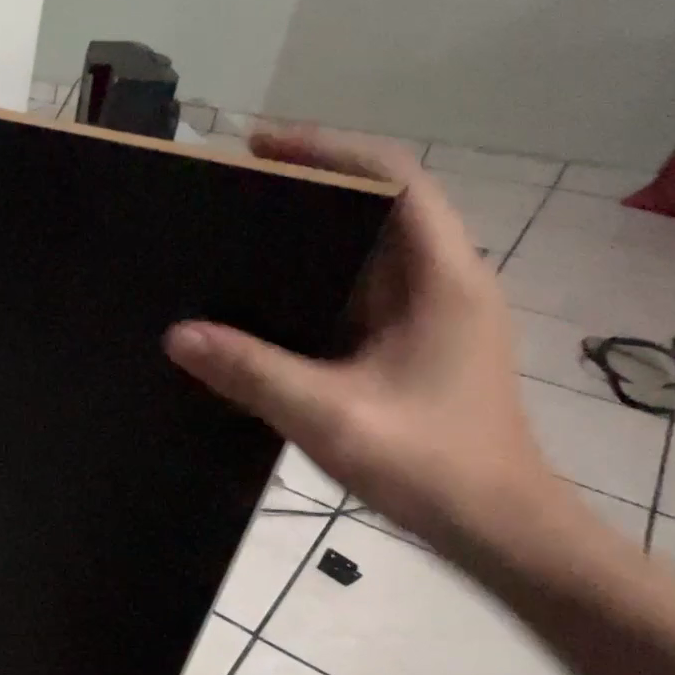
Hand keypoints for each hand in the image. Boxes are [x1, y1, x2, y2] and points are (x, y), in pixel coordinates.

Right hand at [164, 128, 561, 543]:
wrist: (499, 529)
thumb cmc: (430, 464)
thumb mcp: (330, 416)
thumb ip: (252, 372)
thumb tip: (175, 334)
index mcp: (441, 279)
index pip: (395, 180)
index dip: (328, 149)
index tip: (256, 145)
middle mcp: (442, 282)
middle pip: (377, 206)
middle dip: (306, 187)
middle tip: (228, 188)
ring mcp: (429, 315)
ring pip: (363, 252)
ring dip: (304, 237)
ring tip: (230, 237)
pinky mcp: (411, 345)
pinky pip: (353, 293)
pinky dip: (307, 283)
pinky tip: (257, 302)